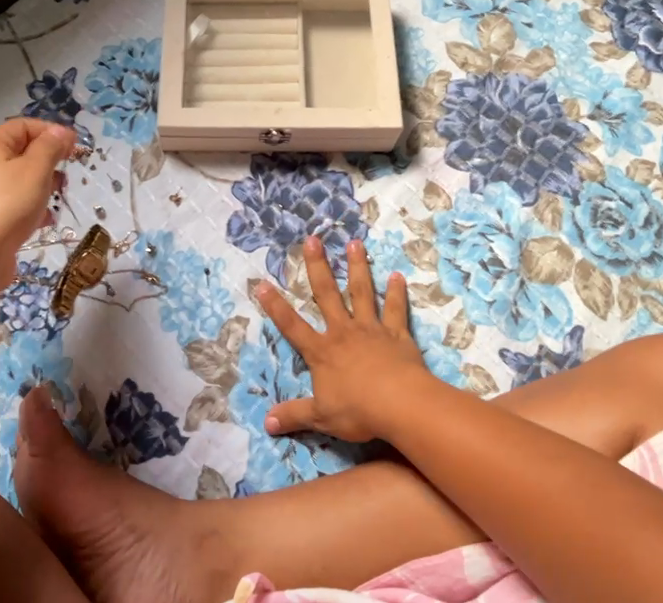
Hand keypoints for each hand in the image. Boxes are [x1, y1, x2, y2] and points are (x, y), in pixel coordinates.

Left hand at [0, 118, 75, 306]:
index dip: (51, 132)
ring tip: (55, 200)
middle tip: (65, 177)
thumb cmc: (8, 207)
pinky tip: (42, 221)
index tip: (75, 148)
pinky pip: (7, 202)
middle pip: (18, 152)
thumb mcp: (37, 170)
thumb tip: (61, 131)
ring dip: (40, 186)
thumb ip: (51, 146)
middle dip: (47, 162)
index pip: (23, 126)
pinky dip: (26, 206)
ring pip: (14, 179)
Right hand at [255, 237, 441, 442]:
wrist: (400, 404)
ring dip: (357, 267)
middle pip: (327, 294)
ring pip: (362, 292)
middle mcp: (343, 332)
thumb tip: (267, 424)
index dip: (275, 306)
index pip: (292, 326)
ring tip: (355, 243)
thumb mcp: (320, 417)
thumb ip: (294, 416)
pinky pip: (396, 310)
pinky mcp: (397, 335)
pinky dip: (396, 293)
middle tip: (313, 239)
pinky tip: (398, 276)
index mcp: (322, 352)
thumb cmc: (358, 410)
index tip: (262, 282)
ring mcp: (371, 330)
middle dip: (318, 266)